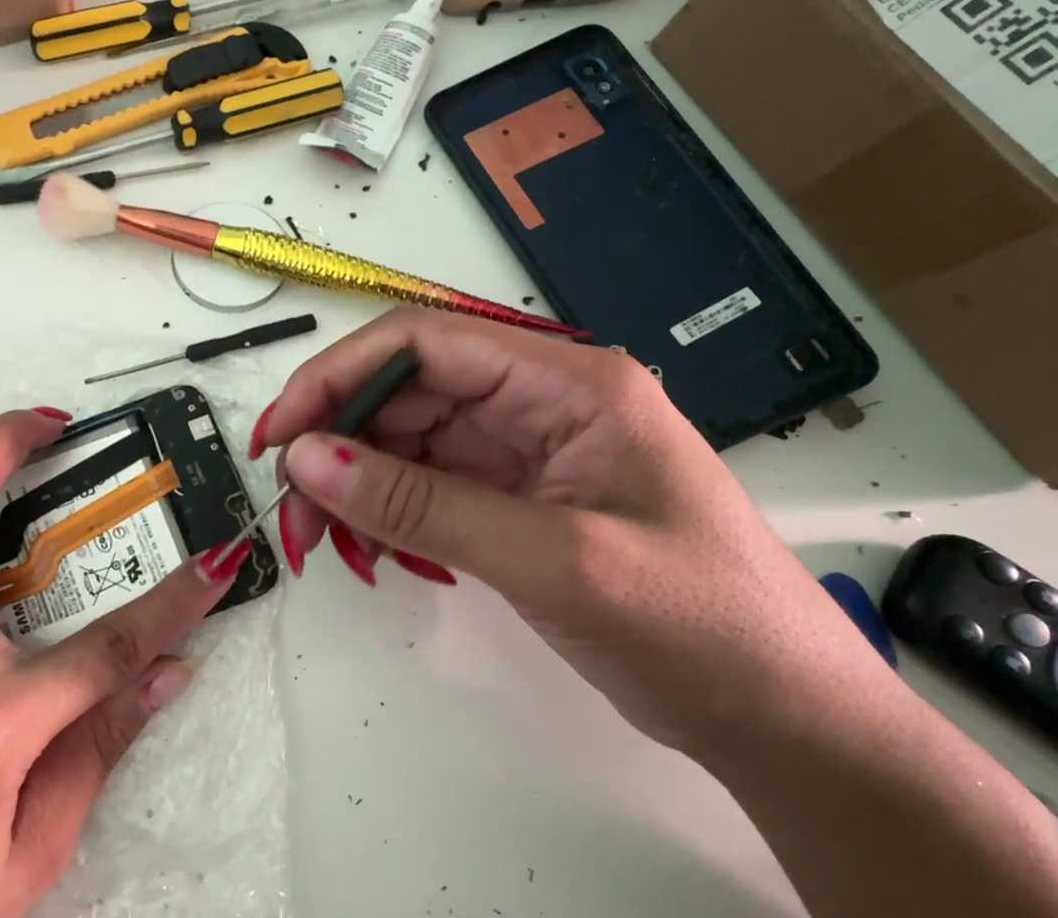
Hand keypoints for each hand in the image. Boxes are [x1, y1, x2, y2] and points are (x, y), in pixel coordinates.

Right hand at [249, 309, 891, 752]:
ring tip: (326, 546)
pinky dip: (385, 516)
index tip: (278, 436)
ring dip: (353, 486)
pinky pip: (424, 487)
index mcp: (569, 382)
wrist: (786, 721)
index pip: (422, 342)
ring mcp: (525, 451)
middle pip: (403, 392)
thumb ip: (423, 506)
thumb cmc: (699, 627)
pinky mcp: (514, 498)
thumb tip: (307, 458)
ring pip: (404, 442)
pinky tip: (375, 554)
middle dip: (337, 445)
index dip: (336, 375)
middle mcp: (540, 401)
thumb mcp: (555, 561)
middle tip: (296, 516)